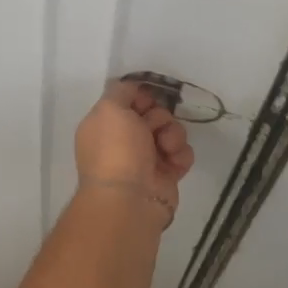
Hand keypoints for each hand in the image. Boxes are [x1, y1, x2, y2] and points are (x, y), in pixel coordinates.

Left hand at [74, 79, 194, 223]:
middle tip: (153, 129)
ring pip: (171, 131)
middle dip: (160, 117)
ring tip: (166, 148)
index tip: (146, 102)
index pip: (129, 100)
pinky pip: (182, 154)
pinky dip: (181, 156)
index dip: (141, 97)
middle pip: (154, 114)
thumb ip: (121, 91)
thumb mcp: (109, 108)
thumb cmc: (116, 150)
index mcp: (106, 125)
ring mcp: (146, 159)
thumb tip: (132, 88)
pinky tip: (174, 163)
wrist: (130, 199)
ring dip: (173, 135)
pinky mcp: (167, 175)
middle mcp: (125, 141)